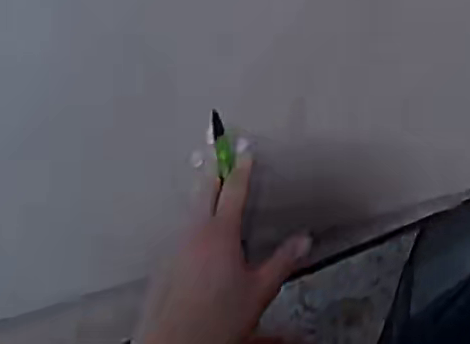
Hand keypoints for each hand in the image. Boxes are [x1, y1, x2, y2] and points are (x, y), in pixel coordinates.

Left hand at [135, 147, 311, 343]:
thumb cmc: (220, 319)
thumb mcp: (259, 291)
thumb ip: (282, 261)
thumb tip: (306, 239)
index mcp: (221, 231)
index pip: (233, 189)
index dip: (241, 168)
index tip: (245, 150)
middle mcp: (196, 232)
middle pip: (204, 190)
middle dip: (214, 172)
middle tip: (221, 156)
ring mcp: (176, 247)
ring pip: (190, 210)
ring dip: (201, 195)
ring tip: (209, 187)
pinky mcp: (163, 265)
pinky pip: (180, 232)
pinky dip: (190, 222)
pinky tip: (195, 232)